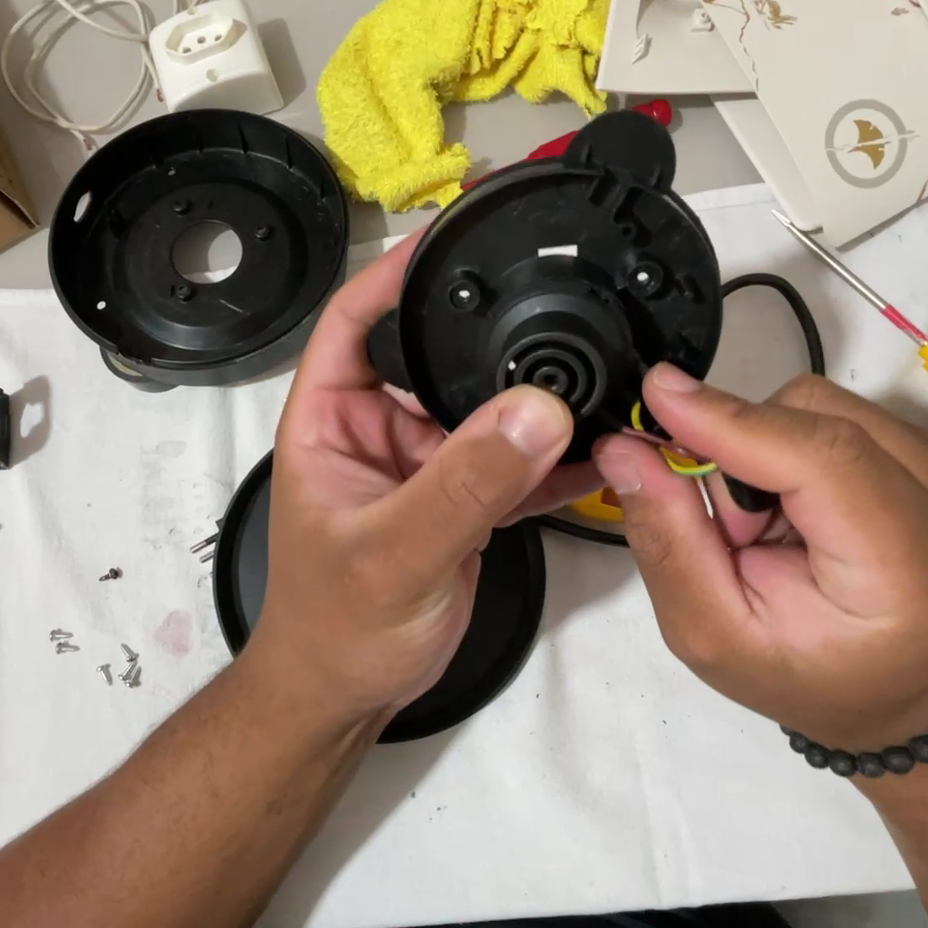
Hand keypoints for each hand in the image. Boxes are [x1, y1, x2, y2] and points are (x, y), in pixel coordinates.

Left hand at [248, 231, 603, 721]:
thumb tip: (535, 414)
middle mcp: (378, 432)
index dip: (397, 273)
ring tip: (593, 375)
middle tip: (554, 296)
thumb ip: (461, 487)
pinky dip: (550, 460)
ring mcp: (424, 466)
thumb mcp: (392, 553)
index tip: (454, 235)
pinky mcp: (460, 502)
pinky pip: (511, 464)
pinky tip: (596, 451)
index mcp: (331, 422)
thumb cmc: (335, 628)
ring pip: (483, 410)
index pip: (356, 321)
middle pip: (434, 356)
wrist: (352, 691)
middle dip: (489, 333)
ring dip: (532, 400)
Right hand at [593, 366, 927, 749]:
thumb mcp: (709, 634)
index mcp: (909, 571)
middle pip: (815, 416)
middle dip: (738, 452)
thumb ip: (668, 543)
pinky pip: (833, 415)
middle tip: (727, 529)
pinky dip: (786, 451)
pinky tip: (791, 509)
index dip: (733, 421)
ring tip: (761, 526)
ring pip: (818, 405)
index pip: (822, 459)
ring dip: (760, 452)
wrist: (889, 692)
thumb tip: (624, 450)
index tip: (656, 396)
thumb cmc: (800, 677)